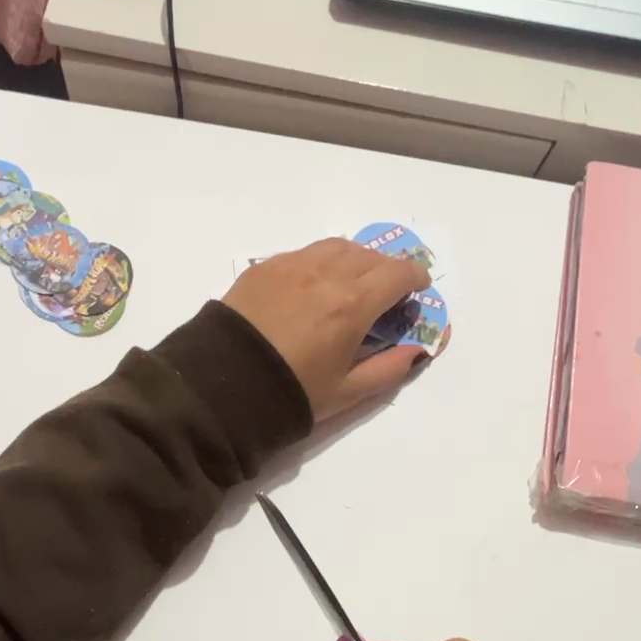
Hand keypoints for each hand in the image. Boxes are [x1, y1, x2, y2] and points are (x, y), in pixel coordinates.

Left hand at [221, 239, 435, 419]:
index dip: (415, 279)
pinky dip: (320, 263)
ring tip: (350, 285)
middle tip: (383, 294)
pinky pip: (304, 254)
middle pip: (371, 256)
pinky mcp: (264, 267)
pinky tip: (313, 287)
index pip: (398, 273)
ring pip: (337, 247)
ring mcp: (293, 265)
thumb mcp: (347, 392)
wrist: (224, 386)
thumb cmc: (291, 393)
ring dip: (354, 261)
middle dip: (386, 272)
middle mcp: (326, 273)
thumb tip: (416, 350)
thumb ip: (388, 369)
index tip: (416, 291)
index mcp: (353, 303)